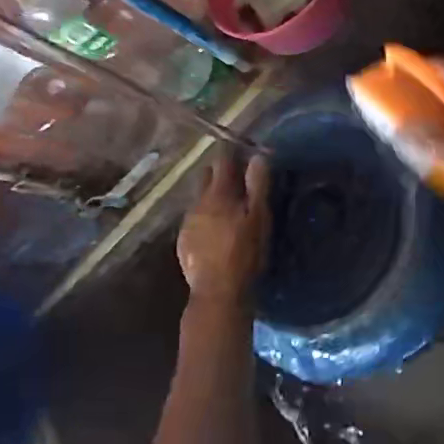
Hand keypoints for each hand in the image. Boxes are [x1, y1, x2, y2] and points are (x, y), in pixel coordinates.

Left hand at [176, 151, 270, 308]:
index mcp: (218, 193)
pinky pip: (196, 219)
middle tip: (238, 178)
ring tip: (229, 207)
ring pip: (200, 199)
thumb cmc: (245, 252)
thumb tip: (258, 156)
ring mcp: (188, 222)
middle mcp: (198, 203)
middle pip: (207, 177)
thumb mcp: (259, 217)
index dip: (232, 153)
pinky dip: (207, 218)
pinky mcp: (184, 241)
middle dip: (220, 173)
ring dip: (213, 198)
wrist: (217, 292)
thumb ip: (258, 185)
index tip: (243, 151)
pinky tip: (217, 231)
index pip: (222, 161)